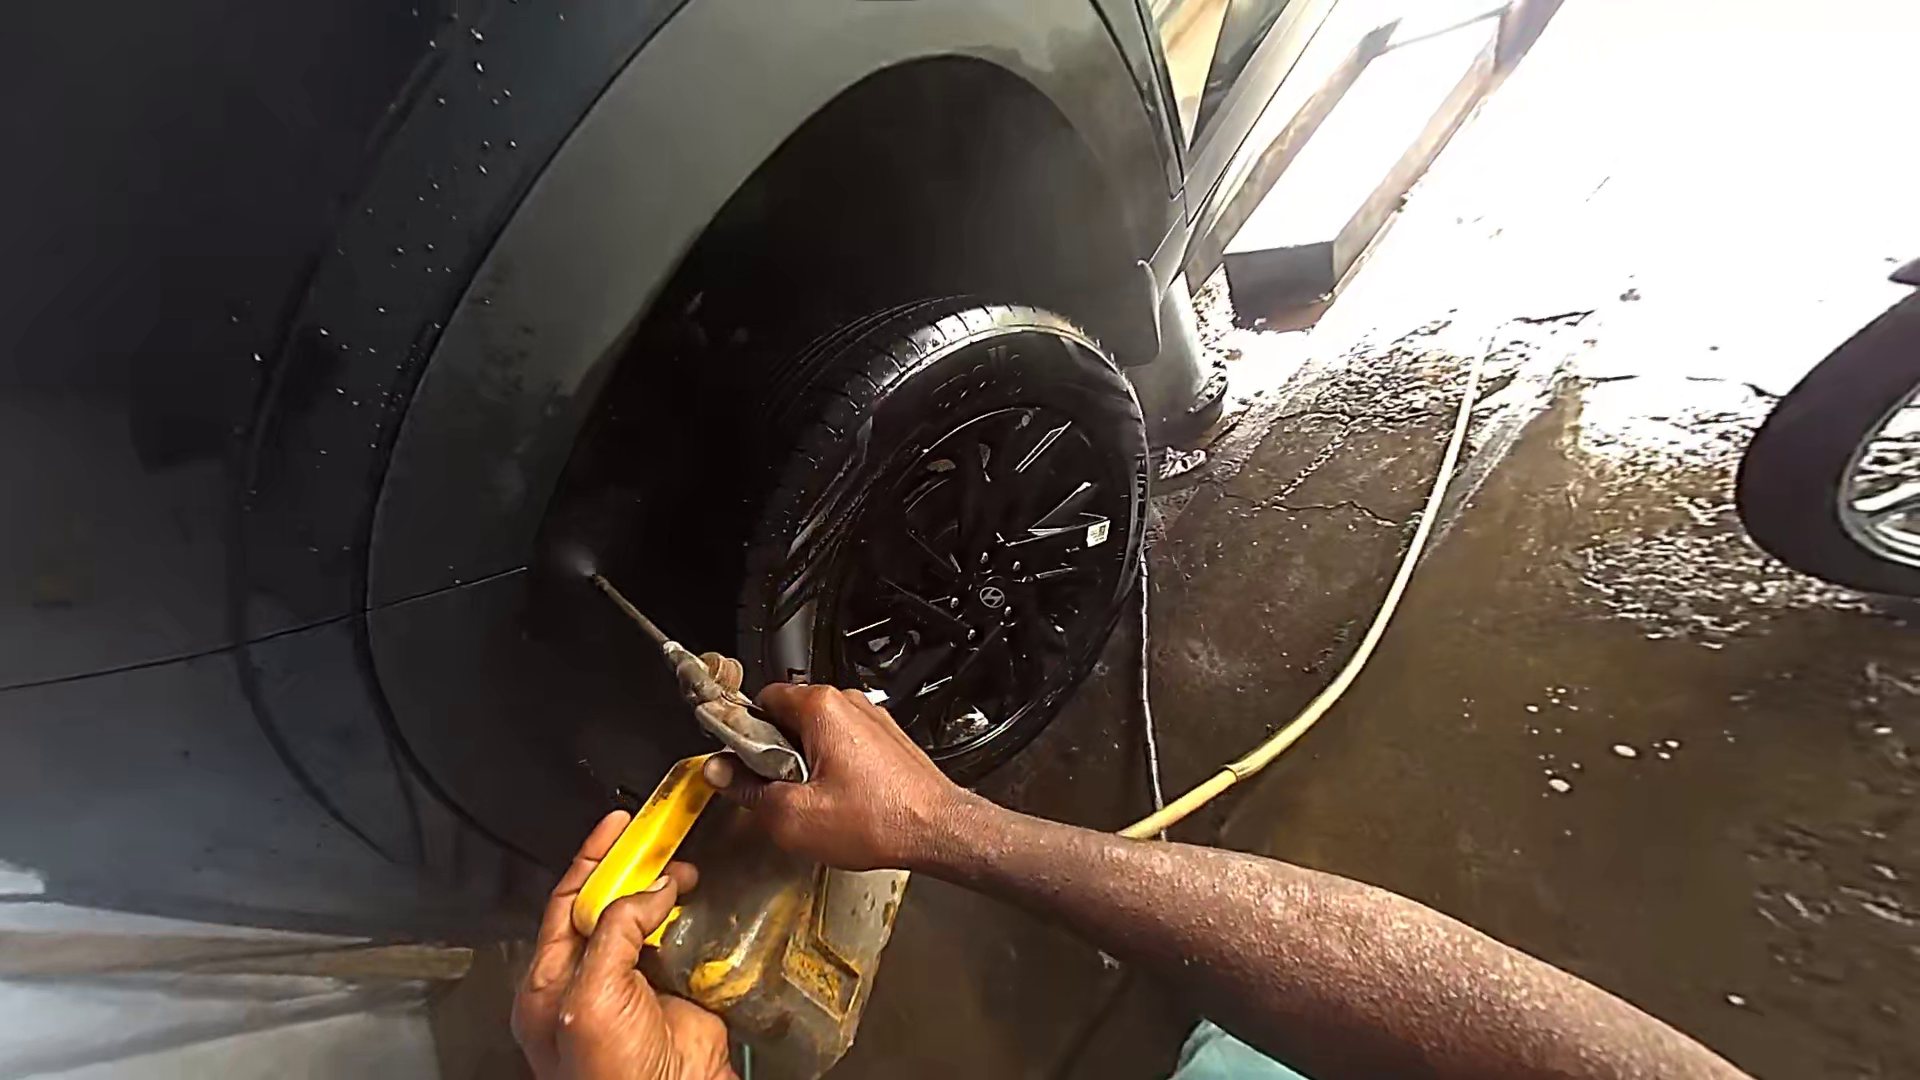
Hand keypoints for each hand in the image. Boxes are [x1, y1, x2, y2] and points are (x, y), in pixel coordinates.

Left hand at [512, 811, 734, 1079]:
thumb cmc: (613, 1077)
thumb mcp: (593, 999)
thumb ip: (614, 932)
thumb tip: (652, 888)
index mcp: (552, 982)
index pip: (567, 900)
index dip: (592, 857)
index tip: (617, 824)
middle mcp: (589, 974)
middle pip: (608, 899)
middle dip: (632, 864)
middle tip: (657, 837)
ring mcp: (632, 975)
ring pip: (645, 910)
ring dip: (663, 882)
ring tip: (681, 869)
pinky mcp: (672, 977)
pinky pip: (677, 927)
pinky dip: (687, 905)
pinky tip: (696, 896)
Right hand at [702, 683, 972, 870]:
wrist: (938, 827)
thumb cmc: (880, 818)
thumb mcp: (795, 816)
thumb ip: (749, 790)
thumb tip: (721, 772)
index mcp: (822, 707)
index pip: (762, 699)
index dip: (742, 731)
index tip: (734, 758)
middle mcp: (847, 702)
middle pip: (789, 714)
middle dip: (773, 749)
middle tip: (773, 787)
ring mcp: (868, 717)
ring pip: (815, 729)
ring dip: (801, 758)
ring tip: (809, 797)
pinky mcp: (882, 735)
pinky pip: (841, 739)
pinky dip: (829, 761)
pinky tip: (835, 796)